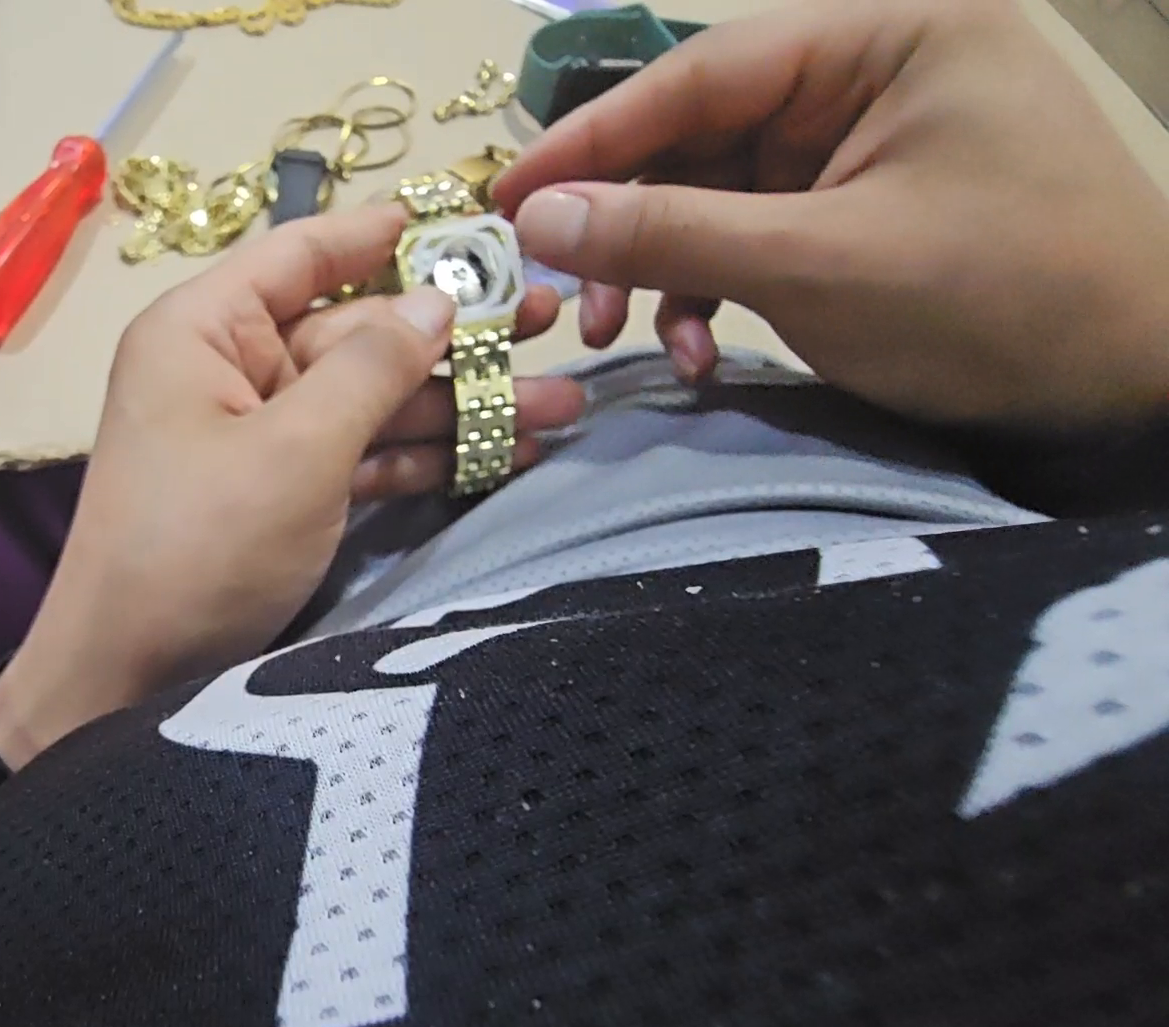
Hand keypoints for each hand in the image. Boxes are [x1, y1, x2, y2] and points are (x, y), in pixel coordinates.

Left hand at [0, 203, 585, 766]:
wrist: (128, 672)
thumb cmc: (200, 546)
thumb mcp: (293, 449)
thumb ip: (370, 369)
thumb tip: (436, 301)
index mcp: (205, 330)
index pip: (302, 256)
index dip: (386, 235)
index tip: (472, 221)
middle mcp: (229, 371)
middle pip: (351, 334)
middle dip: (449, 339)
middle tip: (551, 322)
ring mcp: (257, 437)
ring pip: (365, 404)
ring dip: (453, 409)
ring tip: (555, 407)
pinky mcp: (281, 495)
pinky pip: (356, 459)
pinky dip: (418, 461)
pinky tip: (497, 456)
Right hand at [490, 0, 1168, 427]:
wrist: (1111, 396)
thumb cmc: (991, 306)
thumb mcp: (812, 265)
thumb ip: (666, 233)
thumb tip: (536, 216)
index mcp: (882, 43)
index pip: (698, 75)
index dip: (589, 137)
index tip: (505, 196)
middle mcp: (854, 87)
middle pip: (686, 144)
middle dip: (619, 227)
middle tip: (556, 290)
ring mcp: (838, 158)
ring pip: (694, 203)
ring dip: (646, 275)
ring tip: (613, 337)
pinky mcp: (826, 221)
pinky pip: (725, 246)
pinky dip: (693, 301)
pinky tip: (694, 353)